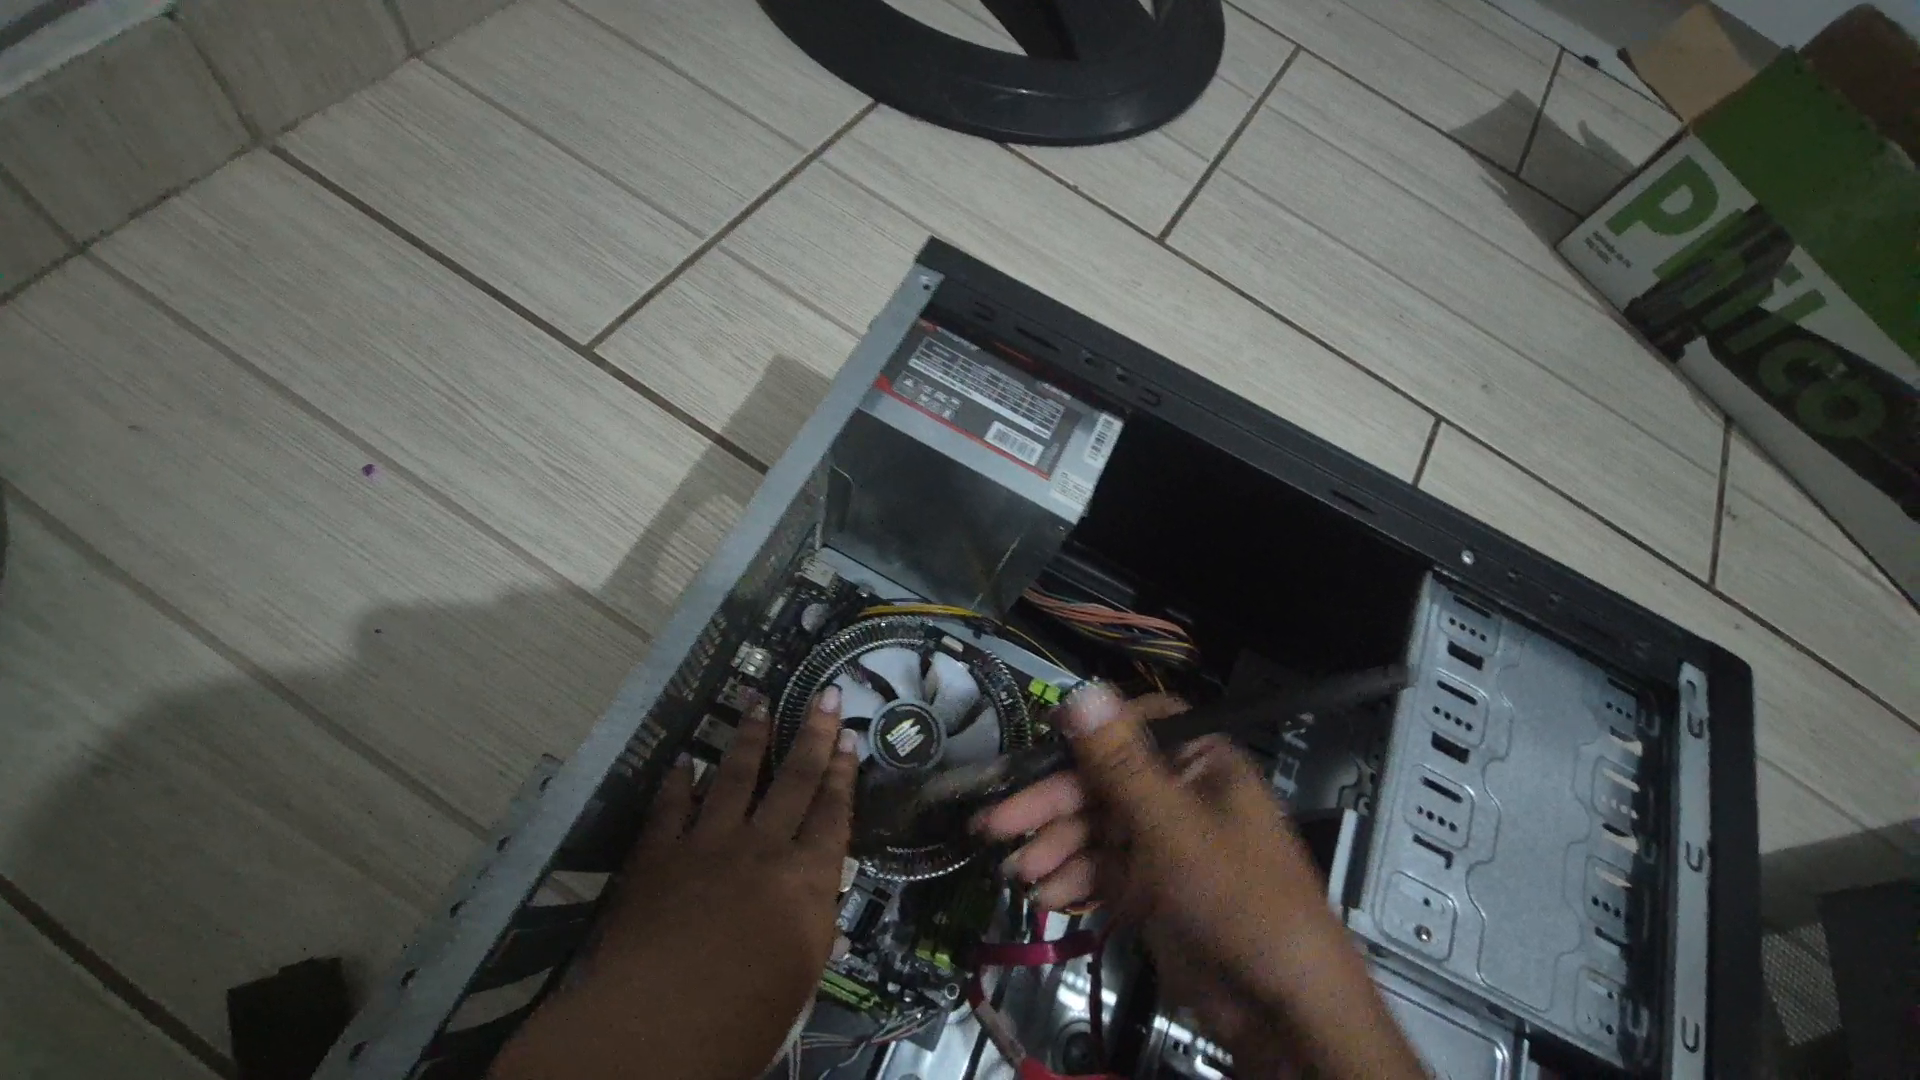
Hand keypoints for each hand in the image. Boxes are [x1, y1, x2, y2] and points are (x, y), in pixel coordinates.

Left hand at [491, 689, 857, 1079]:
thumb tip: (826, 917)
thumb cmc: (743, 1020)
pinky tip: (682, 762)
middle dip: (812, 733)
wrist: (654, 1029)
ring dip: (749, 737)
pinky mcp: (659, 855)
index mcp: (805, 881)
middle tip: (825, 694)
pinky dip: (677, 782)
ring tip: (757, 701)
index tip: (848, 737)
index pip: (832, 814)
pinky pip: (671, 807)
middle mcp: (762, 848)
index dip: (842, 773)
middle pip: (794, 780)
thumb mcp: (799, 984)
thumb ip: (812, 936)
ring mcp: (707, 845)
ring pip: (734, 777)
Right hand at [977, 685, 1423, 1079]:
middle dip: (1050, 806)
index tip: (1040, 745)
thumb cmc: (1237, 900)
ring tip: (1019, 873)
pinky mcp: (1152, 887)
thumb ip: (1119, 763)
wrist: (1282, 1010)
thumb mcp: (1171, 827)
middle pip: (1101, 784)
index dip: (1086, 734)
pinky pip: (1103, 870)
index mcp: (1198, 764)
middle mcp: (1179, 795)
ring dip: (1056, 848)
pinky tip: (1047, 896)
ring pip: (1096, 830)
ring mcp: (1164, 844)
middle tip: (996, 825)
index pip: (1133, 728)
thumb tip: (1083, 691)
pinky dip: (1075, 880)